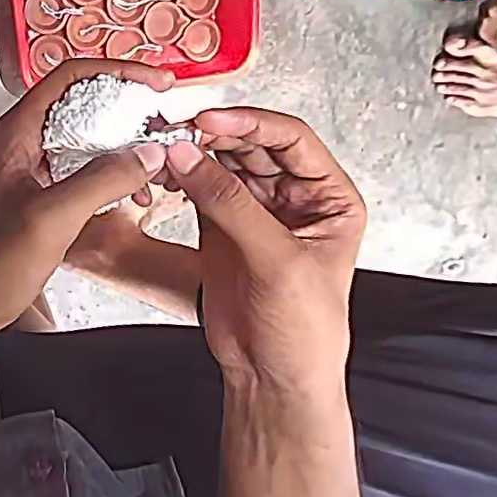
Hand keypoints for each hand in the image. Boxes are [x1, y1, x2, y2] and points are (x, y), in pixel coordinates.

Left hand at [0, 60, 173, 335]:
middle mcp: (25, 139)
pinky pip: (87, 161)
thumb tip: (147, 152)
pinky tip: (136, 186)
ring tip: (156, 153)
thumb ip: (102, 180)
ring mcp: (35, 161)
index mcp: (17, 132)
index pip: (69, 77)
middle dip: (127, 104)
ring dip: (125, 138)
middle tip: (162, 114)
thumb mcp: (52, 217)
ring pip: (88, 131)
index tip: (153, 80)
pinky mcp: (46, 185)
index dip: (115, 71)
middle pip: (82, 100)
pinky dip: (115, 167)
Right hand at [166, 109, 366, 390]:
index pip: (290, 140)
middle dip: (217, 134)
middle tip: (182, 131)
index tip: (212, 120)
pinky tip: (168, 172)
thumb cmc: (305, 331)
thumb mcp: (278, 261)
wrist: (272, 377)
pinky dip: (181, 175)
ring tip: (169, 148)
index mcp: (327, 197)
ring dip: (196, 152)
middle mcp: (292, 196)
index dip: (251, 124)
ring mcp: (253, 209)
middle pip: (252, 145)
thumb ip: (231, 204)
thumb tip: (189, 155)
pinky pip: (198, 186)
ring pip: (222, 161)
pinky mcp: (220, 224)